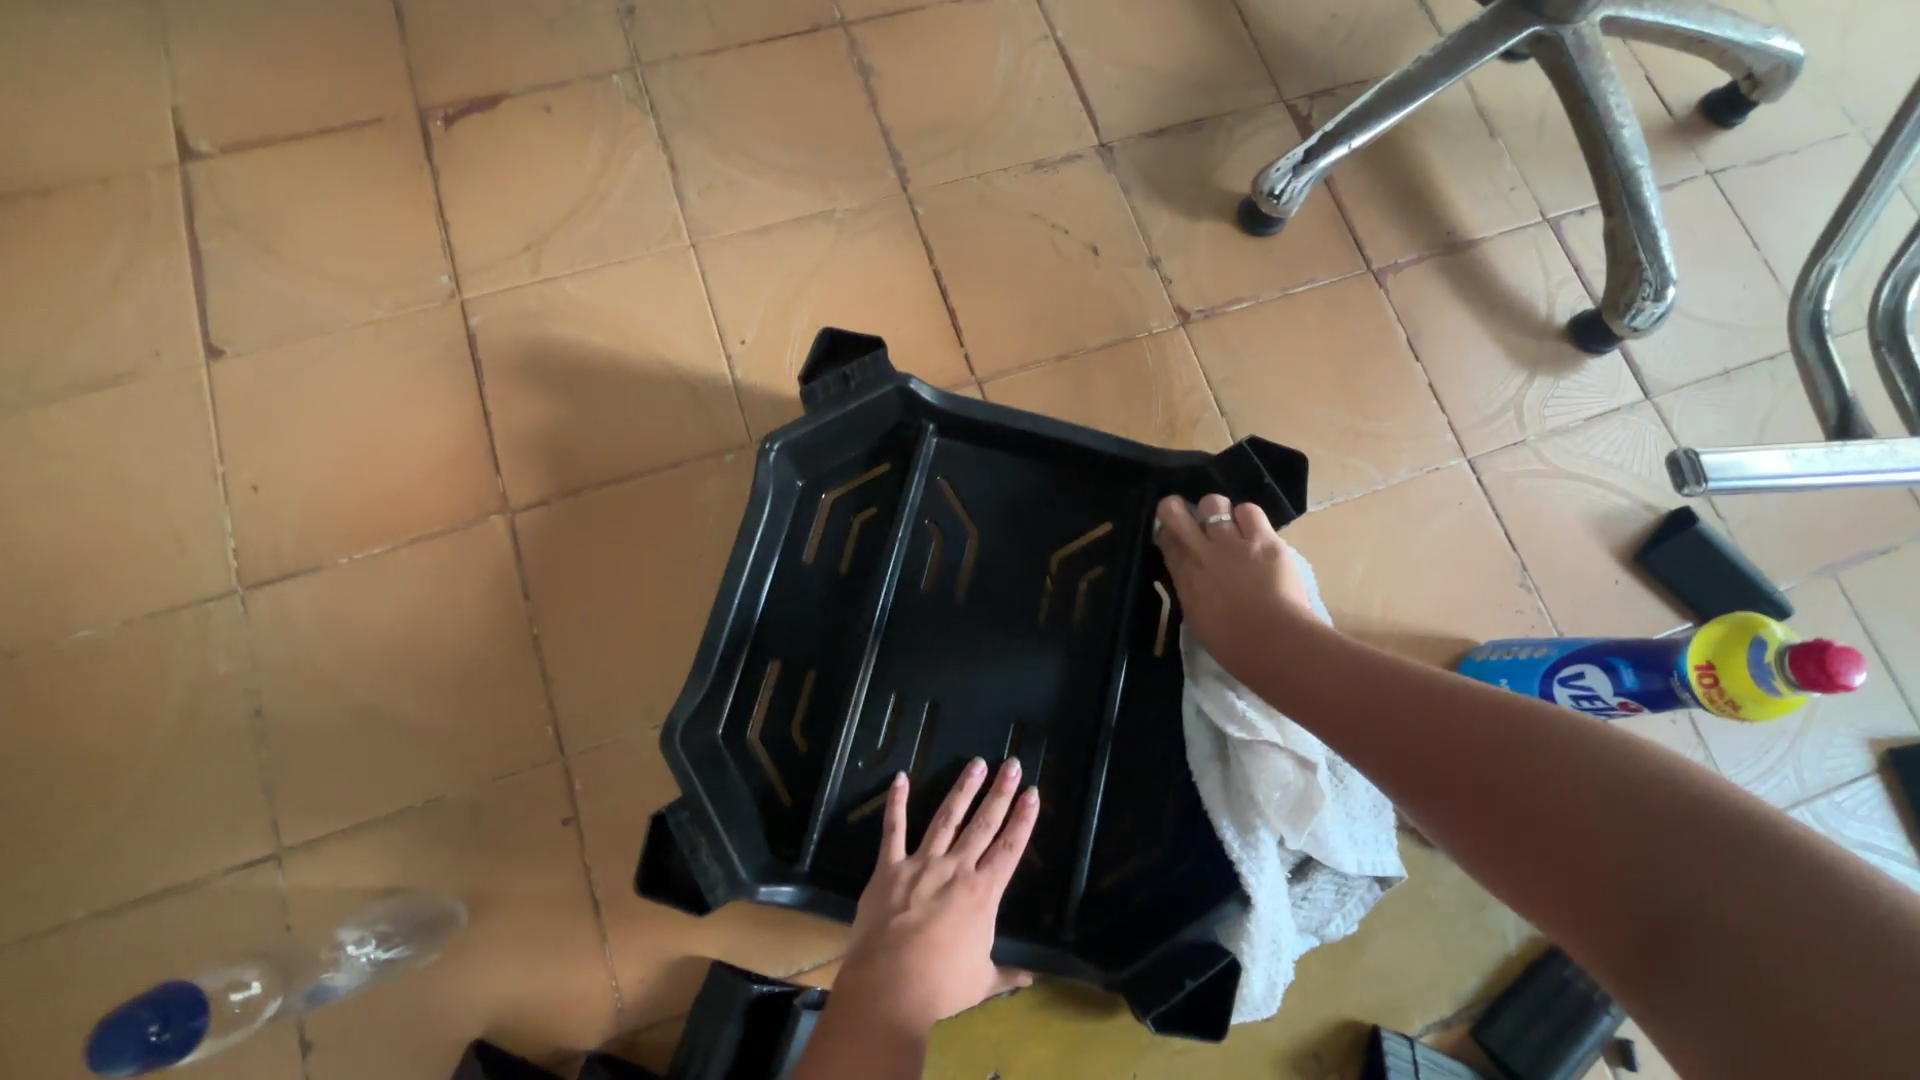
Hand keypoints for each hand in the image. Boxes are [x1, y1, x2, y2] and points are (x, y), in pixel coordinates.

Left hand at [834, 758, 1038, 1033]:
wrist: (890, 986)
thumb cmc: (941, 986)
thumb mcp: (982, 981)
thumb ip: (1006, 974)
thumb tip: (1032, 978)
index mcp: (982, 894)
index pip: (1010, 848)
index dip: (1023, 819)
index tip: (1032, 792)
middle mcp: (956, 869)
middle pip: (983, 825)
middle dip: (1000, 793)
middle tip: (1011, 764)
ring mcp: (921, 864)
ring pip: (946, 818)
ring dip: (962, 789)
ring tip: (976, 764)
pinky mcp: (889, 868)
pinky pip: (893, 830)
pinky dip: (897, 803)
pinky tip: (900, 778)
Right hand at [1155, 494, 1320, 672]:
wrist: (1272, 641)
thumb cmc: (1231, 643)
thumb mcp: (1196, 617)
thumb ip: (1191, 589)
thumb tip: (1191, 576)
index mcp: (1184, 576)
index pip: (1165, 539)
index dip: (1166, 531)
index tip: (1172, 534)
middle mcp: (1202, 552)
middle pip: (1176, 512)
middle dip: (1176, 507)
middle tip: (1185, 512)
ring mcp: (1233, 543)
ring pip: (1214, 503)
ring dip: (1218, 512)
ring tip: (1228, 524)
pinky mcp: (1264, 539)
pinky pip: (1249, 511)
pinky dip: (1247, 518)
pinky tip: (1253, 530)